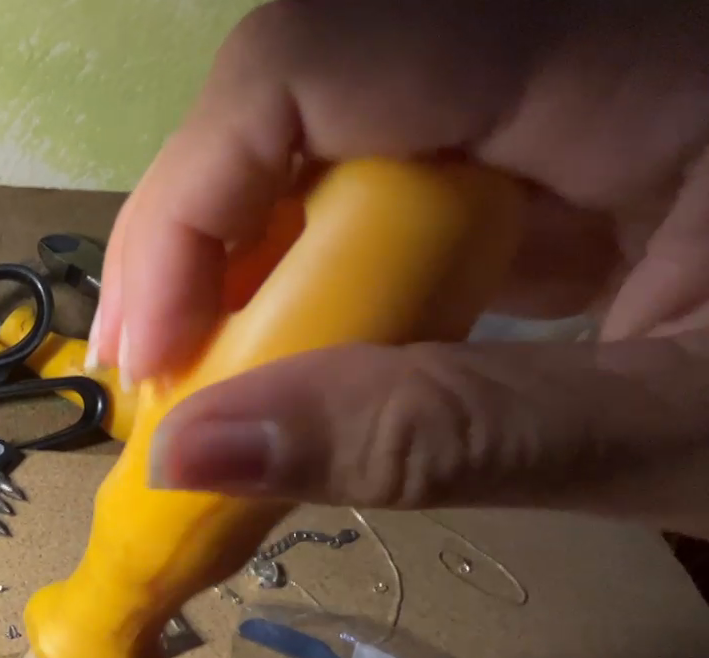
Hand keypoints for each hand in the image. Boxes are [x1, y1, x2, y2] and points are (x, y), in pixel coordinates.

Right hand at [93, 0, 708, 537]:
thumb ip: (439, 440)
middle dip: (186, 247)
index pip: (310, 60)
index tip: (154, 354)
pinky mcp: (524, 166)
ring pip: (299, 154)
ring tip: (203, 382)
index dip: (190, 200)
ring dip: (222, 274)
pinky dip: (284, 291)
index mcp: (635, 52)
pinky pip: (350, 200)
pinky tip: (282, 364)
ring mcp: (538, 108)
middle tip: (155, 379)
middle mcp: (562, 49)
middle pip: (282, 104)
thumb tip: (188, 457)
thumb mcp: (702, 435)